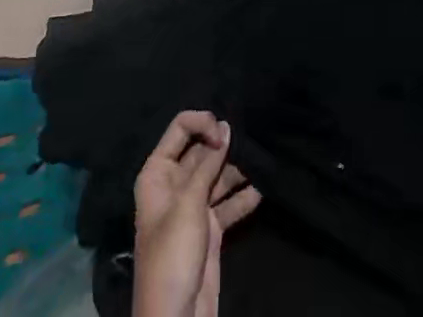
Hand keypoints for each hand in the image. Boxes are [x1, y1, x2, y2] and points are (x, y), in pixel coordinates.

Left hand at [133, 111, 261, 316]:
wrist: (175, 315)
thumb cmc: (172, 253)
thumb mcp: (188, 204)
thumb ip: (207, 164)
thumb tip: (225, 126)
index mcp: (158, 173)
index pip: (180, 129)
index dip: (203, 124)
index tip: (225, 133)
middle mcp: (174, 184)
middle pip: (202, 151)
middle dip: (226, 144)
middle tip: (254, 139)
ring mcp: (193, 207)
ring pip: (218, 175)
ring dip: (239, 169)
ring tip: (264, 159)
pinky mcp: (210, 227)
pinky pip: (229, 202)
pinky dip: (245, 196)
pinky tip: (263, 188)